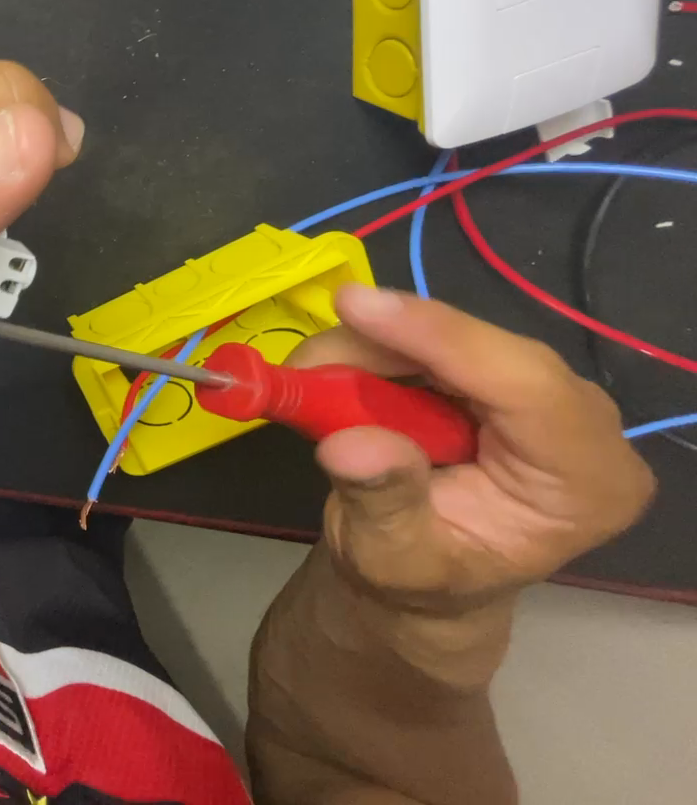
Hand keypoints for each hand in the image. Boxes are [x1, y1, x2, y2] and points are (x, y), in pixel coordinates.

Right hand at [287, 284, 653, 614]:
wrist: (417, 577)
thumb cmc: (415, 579)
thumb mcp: (390, 561)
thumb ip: (382, 503)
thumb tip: (353, 443)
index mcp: (582, 484)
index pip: (530, 389)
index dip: (445, 339)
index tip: (355, 306)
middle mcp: (577, 429)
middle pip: (485, 352)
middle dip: (385, 344)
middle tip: (302, 366)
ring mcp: (534, 400)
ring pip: (446, 338)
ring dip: (364, 349)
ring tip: (306, 391)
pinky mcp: (488, 382)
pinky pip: (426, 341)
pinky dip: (365, 351)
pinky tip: (333, 384)